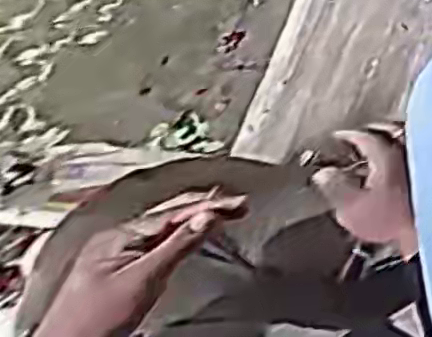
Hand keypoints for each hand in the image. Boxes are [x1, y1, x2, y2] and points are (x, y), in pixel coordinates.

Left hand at [37, 193, 246, 336]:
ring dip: (200, 218)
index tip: (243, 204)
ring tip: (228, 214)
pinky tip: (200, 232)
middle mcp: (116, 239)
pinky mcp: (124, 264)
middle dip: (209, 207)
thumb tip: (212, 214)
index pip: (177, 211)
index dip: (213, 205)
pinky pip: (163, 238)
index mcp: (117, 237)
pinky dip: (187, 231)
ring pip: (170, 224)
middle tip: (242, 205)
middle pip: (173, 213)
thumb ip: (180, 244)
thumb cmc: (96, 319)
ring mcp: (118, 252)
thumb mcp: (143, 279)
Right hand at [311, 123, 418, 257]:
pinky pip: (415, 143)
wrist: (424, 225)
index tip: (337, 135)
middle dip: (372, 129)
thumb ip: (335, 187)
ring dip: (389, 135)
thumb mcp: (351, 207)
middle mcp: (409, 147)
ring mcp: (423, 153)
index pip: (368, 136)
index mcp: (388, 155)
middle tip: (356, 136)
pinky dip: (401, 144)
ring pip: (406, 134)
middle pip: (391, 128)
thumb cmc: (388, 218)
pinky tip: (391, 158)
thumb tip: (323, 172)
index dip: (350, 135)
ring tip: (373, 144)